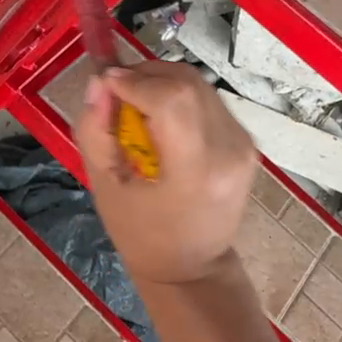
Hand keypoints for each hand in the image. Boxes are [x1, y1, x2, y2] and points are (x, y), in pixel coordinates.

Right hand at [73, 61, 258, 285]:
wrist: (191, 266)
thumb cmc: (140, 233)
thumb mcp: (103, 186)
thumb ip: (95, 131)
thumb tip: (97, 84)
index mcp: (195, 169)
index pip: (171, 99)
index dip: (133, 81)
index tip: (103, 83)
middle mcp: (229, 149)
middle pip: (187, 82)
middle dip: (144, 75)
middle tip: (113, 92)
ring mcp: (244, 143)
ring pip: (198, 84)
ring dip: (159, 83)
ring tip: (131, 106)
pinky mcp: (246, 140)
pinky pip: (206, 99)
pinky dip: (175, 96)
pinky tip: (155, 119)